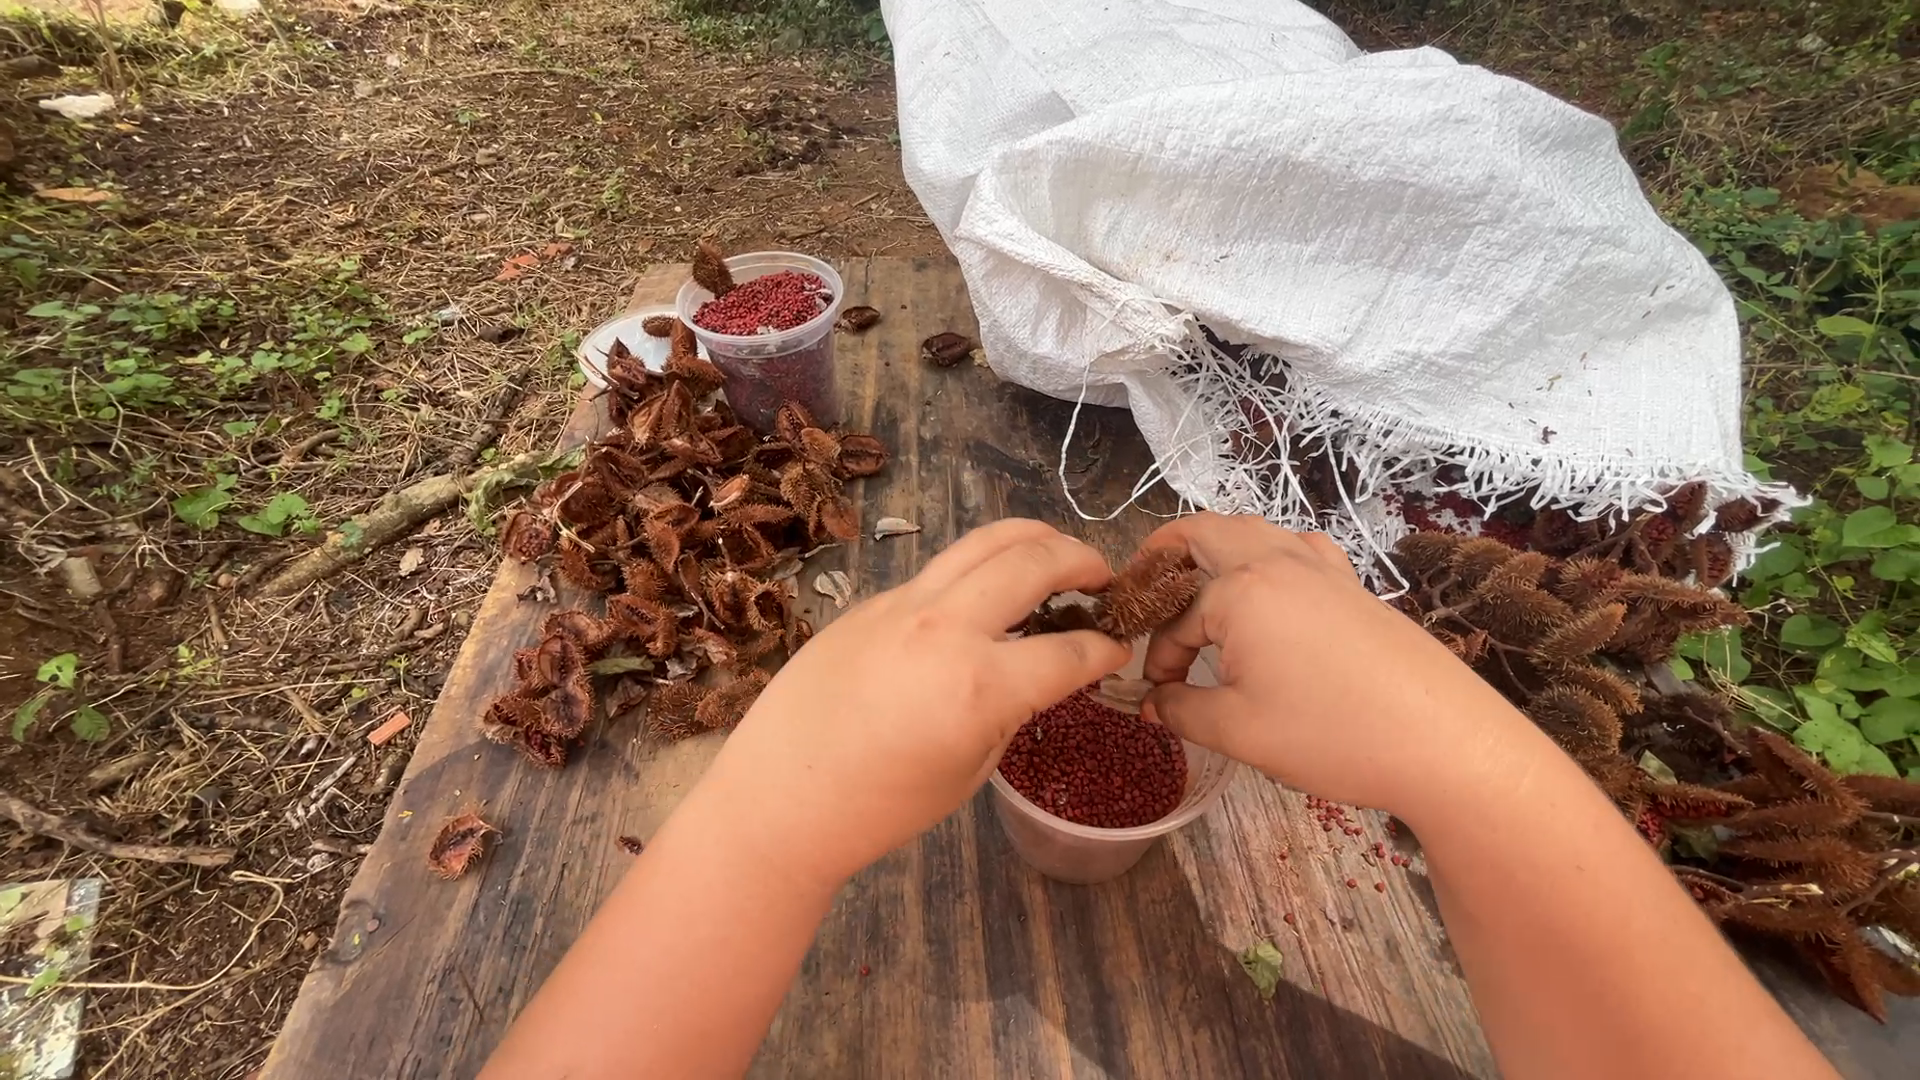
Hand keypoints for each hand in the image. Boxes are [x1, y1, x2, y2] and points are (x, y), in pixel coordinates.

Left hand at [689, 519, 1131, 887]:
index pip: (1070, 651)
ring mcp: (905, 602)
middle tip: (1102, 578)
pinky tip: (985, 595)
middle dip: (1084, 561)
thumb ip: (1014, 709)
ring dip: (1034, 539)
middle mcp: (947, 626)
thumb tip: (1044, 672)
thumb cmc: (881, 806)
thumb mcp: (970, 769)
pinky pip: (943, 568)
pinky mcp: (875, 599)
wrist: (780, 796)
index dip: (1106, 650)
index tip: (1118, 647)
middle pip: (1035, 561)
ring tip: (1056, 555)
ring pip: (986, 539)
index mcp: (980, 685)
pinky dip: (981, 567)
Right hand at [1138, 513, 1557, 821]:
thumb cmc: (1332, 734)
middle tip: (1145, 585)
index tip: (1158, 695)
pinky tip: (1269, 588)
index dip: (1158, 660)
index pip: (1177, 621)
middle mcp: (1276, 562)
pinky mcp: (1351, 583)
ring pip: (1251, 530)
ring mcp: (1320, 567)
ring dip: (1213, 547)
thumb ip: (1180, 710)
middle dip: (1164, 553)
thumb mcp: (1238, 731)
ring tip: (1197, 583)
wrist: (1448, 744)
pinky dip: (1265, 554)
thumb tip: (1150, 704)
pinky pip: (1295, 547)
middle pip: (1204, 532)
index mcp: (1241, 590)